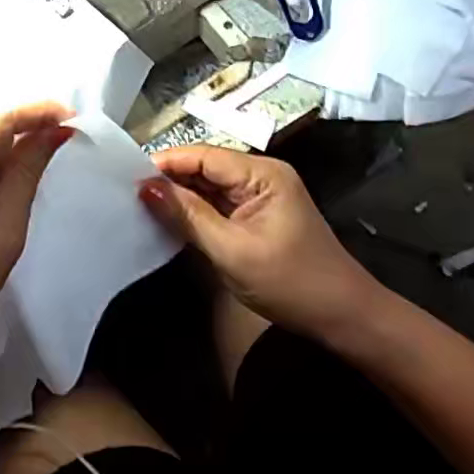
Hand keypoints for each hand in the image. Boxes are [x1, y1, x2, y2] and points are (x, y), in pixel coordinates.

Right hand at [139, 146, 375, 342]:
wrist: (345, 317)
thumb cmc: (291, 284)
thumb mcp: (231, 251)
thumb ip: (187, 216)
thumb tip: (145, 187)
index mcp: (262, 173)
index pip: (203, 156)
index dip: (166, 163)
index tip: (128, 177)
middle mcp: (262, 174)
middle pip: (205, 167)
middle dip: (171, 180)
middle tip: (130, 194)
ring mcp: (262, 193)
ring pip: (210, 185)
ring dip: (182, 196)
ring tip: (143, 205)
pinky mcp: (259, 213)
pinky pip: (220, 203)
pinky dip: (197, 211)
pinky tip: (173, 220)